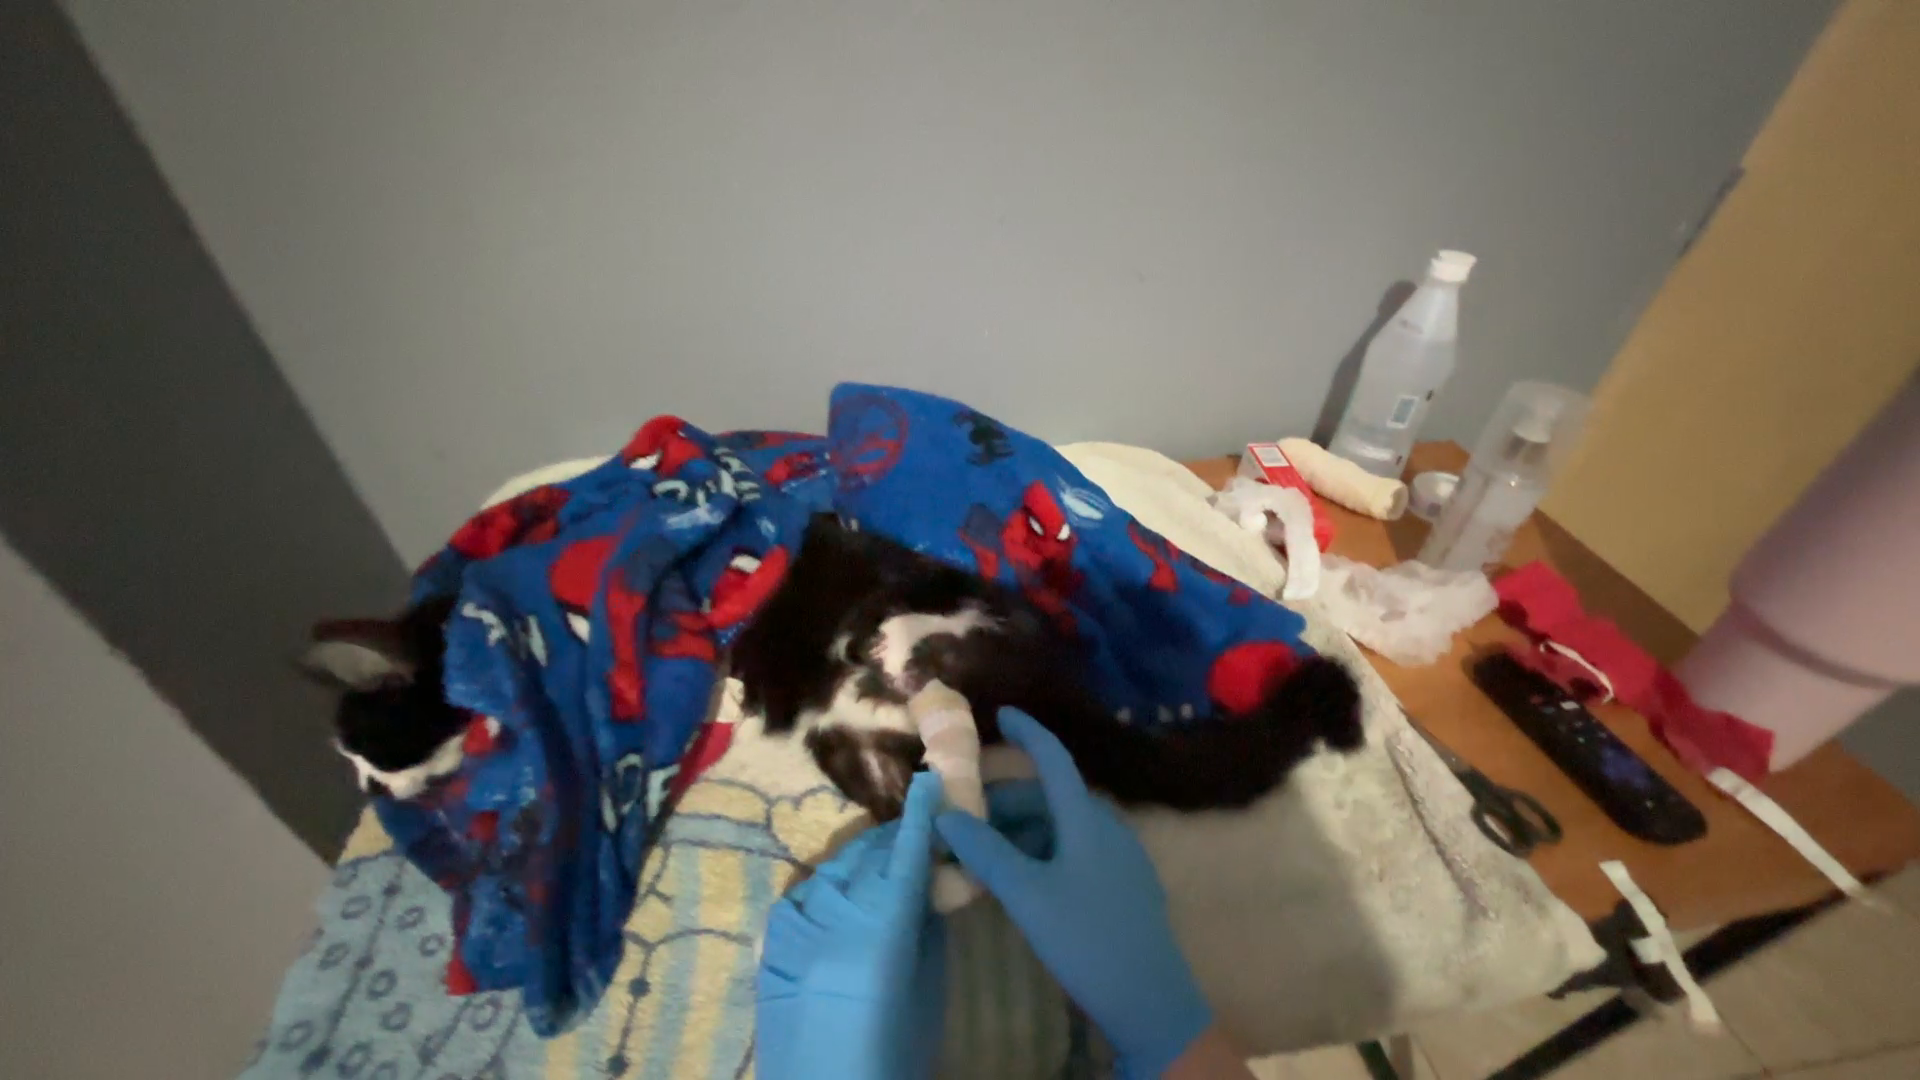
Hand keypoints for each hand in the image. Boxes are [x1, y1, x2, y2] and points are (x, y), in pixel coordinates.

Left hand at [756, 773, 946, 1079]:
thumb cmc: (892, 1049)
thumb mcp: (926, 986)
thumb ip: (927, 921)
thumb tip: (934, 875)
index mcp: (881, 928)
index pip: (905, 853)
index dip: (920, 812)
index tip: (931, 778)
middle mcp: (833, 912)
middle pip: (871, 853)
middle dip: (897, 838)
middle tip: (921, 835)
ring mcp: (796, 920)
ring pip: (839, 867)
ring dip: (866, 861)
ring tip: (887, 865)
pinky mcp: (773, 933)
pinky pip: (812, 890)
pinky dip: (835, 886)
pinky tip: (848, 899)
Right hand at [936, 710, 1212, 1078]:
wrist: (1151, 1002)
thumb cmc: (1085, 939)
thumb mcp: (1026, 895)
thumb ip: (985, 852)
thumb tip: (946, 815)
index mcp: (1085, 818)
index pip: (1053, 758)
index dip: (1027, 732)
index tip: (1001, 713)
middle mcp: (1104, 826)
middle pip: (1049, 797)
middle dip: (1005, 804)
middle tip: (965, 824)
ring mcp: (1118, 855)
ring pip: (1059, 827)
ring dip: (1019, 833)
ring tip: (984, 860)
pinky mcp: (1122, 883)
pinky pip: (1073, 850)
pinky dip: (1040, 852)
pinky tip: (1020, 882)